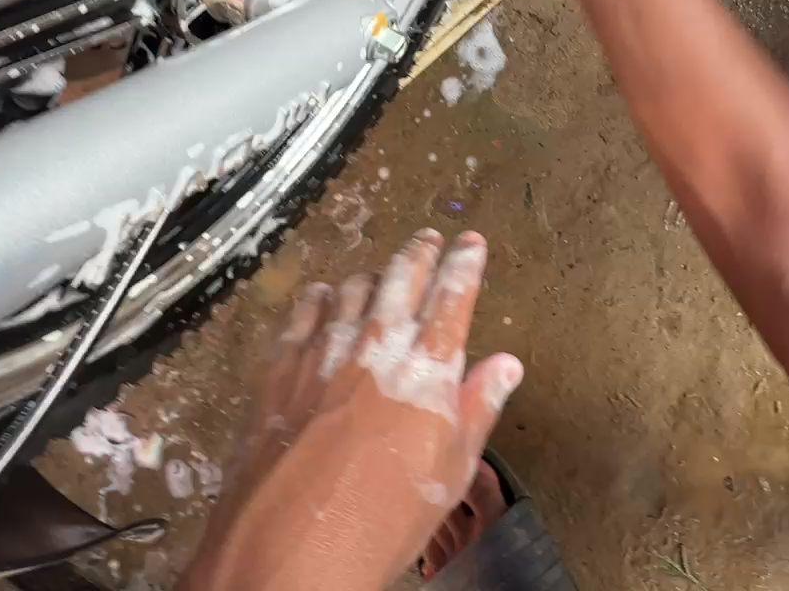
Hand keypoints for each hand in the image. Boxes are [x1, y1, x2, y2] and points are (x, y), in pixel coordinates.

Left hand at [181, 230, 521, 590]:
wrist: (290, 552)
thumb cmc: (385, 521)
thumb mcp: (450, 473)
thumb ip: (478, 408)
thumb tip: (507, 363)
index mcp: (427, 368)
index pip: (453, 296)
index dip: (465, 263)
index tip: (471, 242)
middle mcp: (379, 345)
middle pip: (403, 278)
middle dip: (420, 252)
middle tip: (429, 237)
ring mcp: (325, 352)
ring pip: (354, 289)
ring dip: (373, 274)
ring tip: (381, 271)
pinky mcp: (281, 369)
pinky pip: (303, 314)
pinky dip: (319, 298)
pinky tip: (324, 294)